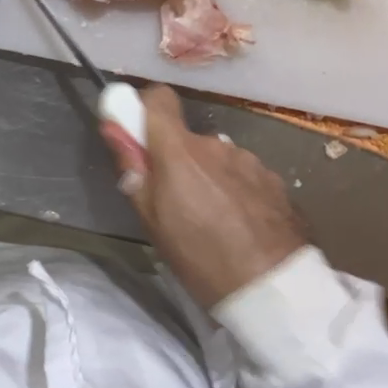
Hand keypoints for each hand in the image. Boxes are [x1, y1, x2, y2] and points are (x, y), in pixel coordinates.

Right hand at [99, 85, 307, 306]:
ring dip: (209, 177)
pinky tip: (241, 224)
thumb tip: (113, 128)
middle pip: (188, 138)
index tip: (140, 134)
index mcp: (180, 151)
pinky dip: (236, 190)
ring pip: (217, 159)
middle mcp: (216, 145)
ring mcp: (249, 160)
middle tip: (177, 201)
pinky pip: (243, 175)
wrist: (273, 289)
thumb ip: (132, 169)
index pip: (159, 98)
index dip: (146, 109)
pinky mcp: (274, 179)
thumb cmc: (200, 258)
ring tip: (214, 219)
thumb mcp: (152, 220)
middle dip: (178, 160)